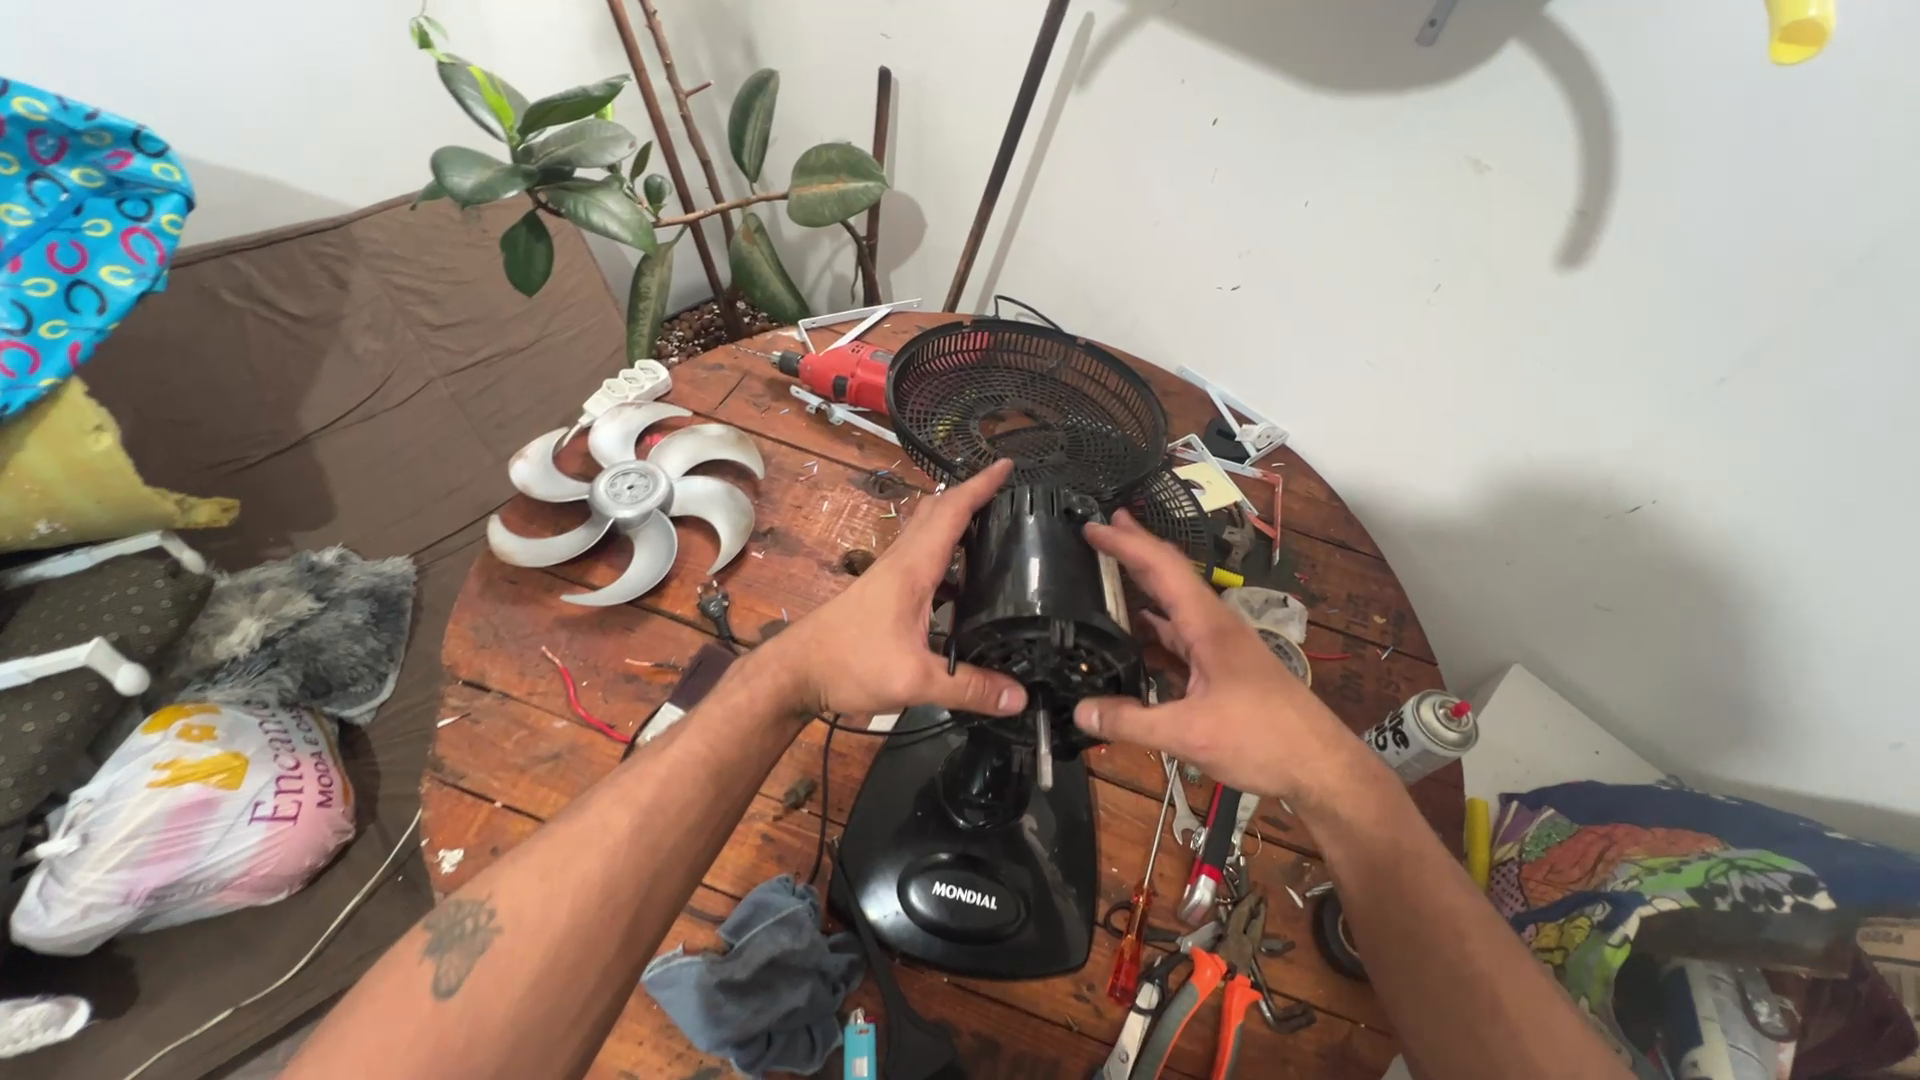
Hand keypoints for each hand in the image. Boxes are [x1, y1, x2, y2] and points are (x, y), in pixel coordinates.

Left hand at [771, 460, 1027, 718]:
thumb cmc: (849, 664)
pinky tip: (960, 586)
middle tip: (1004, 494)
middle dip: (970, 495)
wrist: (796, 672)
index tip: (1006, 465)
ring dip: (955, 523)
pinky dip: (943, 555)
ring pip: (925, 533)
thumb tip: (1020, 697)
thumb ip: (969, 688)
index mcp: (912, 569)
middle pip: (937, 513)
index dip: (980, 486)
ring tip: (991, 532)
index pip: (951, 513)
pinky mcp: (881, 593)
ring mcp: (888, 576)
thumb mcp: (915, 681)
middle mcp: (900, 562)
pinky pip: (918, 558)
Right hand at [1071, 510, 1368, 805]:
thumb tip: (1081, 711)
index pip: (1162, 568)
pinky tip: (1134, 639)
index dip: (1126, 544)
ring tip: (1108, 580)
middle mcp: (1213, 627)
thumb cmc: (1264, 739)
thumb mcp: (1190, 733)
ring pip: (1173, 609)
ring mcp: (1219, 648)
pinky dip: (1152, 632)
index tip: (1093, 527)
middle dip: (1134, 551)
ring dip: (1142, 592)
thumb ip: (1131, 722)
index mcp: (1208, 626)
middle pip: (1168, 577)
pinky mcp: (1222, 670)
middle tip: (1099, 531)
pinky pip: (1179, 639)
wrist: (1319, 765)